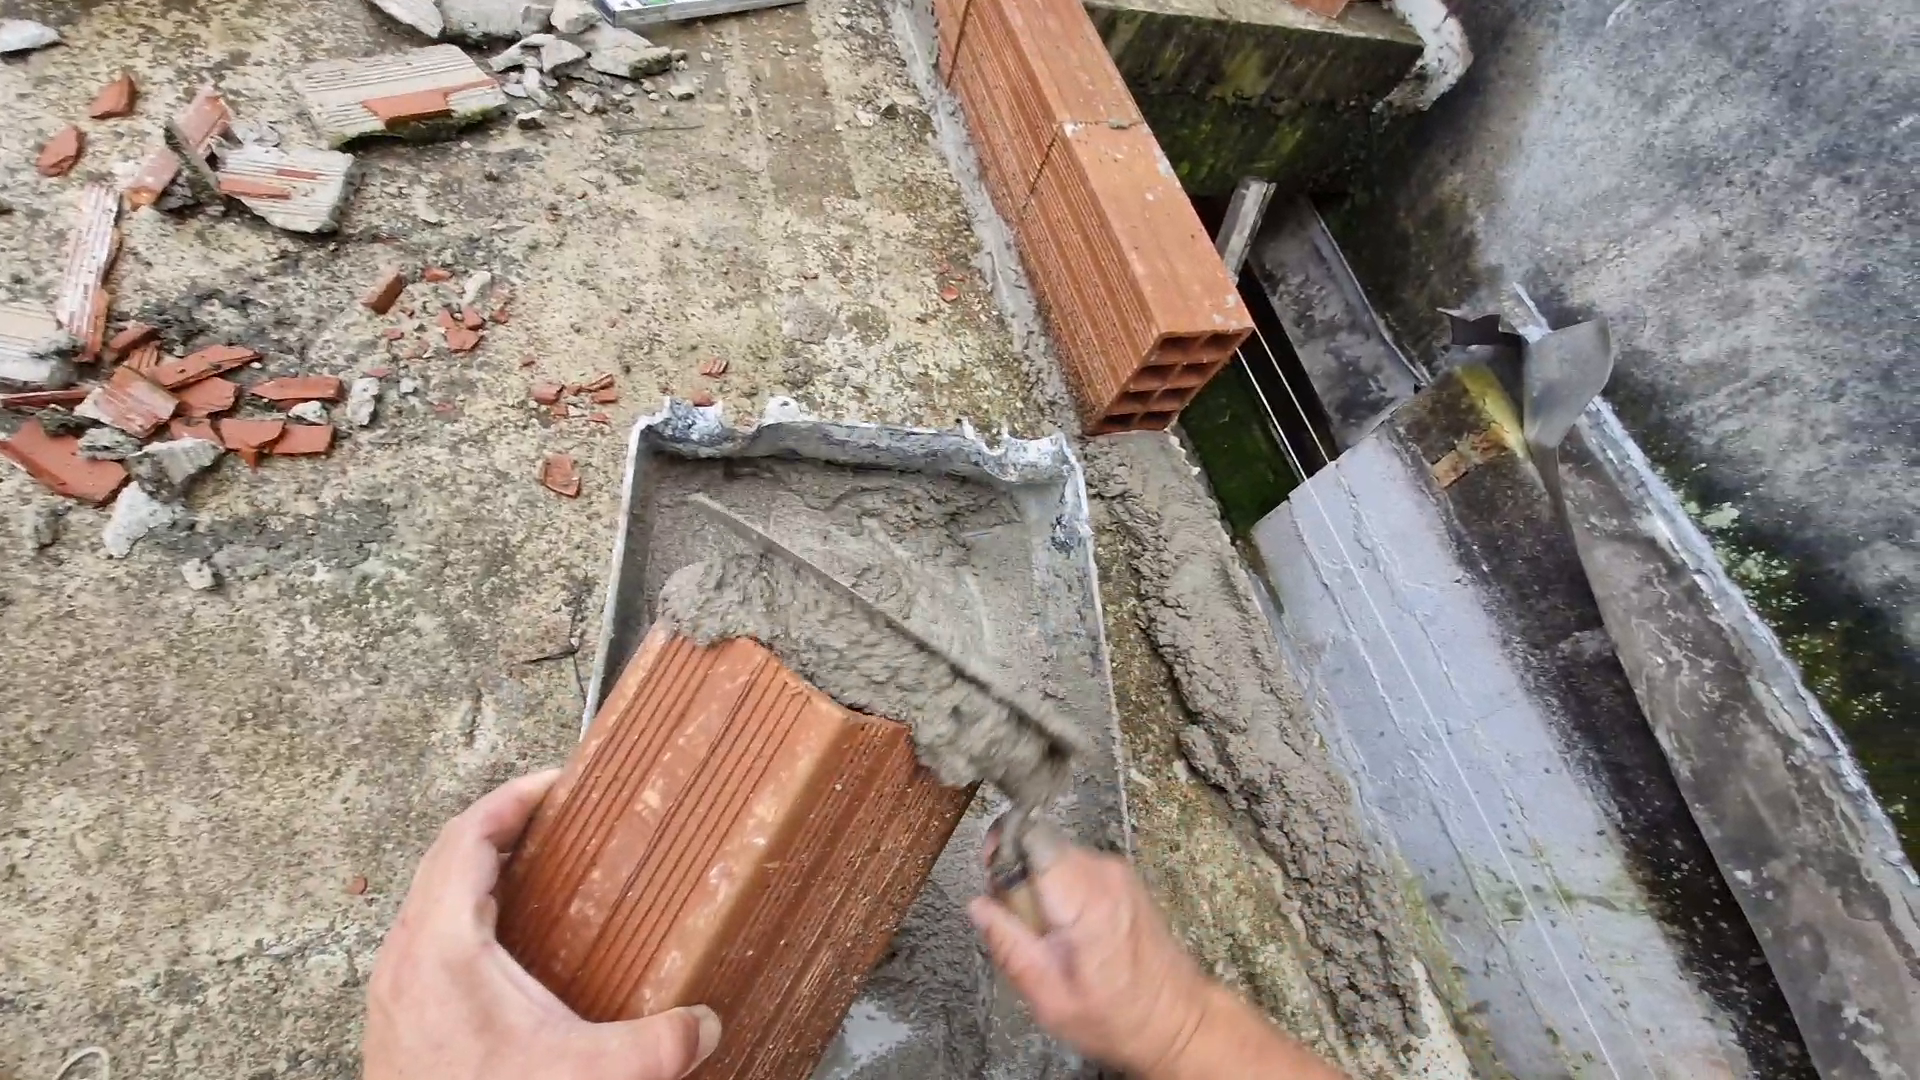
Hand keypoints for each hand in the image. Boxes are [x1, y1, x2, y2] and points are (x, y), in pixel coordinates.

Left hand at [364, 771, 722, 1079]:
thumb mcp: (579, 1078)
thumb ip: (652, 1048)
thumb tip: (707, 1024)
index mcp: (441, 948)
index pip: (467, 837)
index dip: (512, 797)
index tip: (560, 783)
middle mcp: (408, 956)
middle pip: (449, 851)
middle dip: (505, 817)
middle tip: (562, 808)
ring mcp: (398, 983)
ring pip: (434, 886)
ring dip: (484, 854)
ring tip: (541, 851)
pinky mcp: (404, 1008)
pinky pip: (433, 920)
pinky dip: (471, 894)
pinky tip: (513, 919)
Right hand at [968, 823, 1212, 1074]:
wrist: (1177, 1020)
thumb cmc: (1118, 1016)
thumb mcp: (1048, 997)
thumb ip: (1009, 945)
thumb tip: (977, 905)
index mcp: (1085, 896)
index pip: (1033, 834)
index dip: (1004, 845)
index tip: (993, 874)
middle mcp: (1103, 871)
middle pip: (1038, 842)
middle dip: (1015, 871)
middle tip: (1015, 917)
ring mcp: (1115, 868)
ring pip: (1053, 851)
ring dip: (1037, 881)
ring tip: (1045, 929)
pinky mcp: (1119, 873)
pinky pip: (1072, 863)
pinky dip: (1058, 885)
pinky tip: (1066, 924)